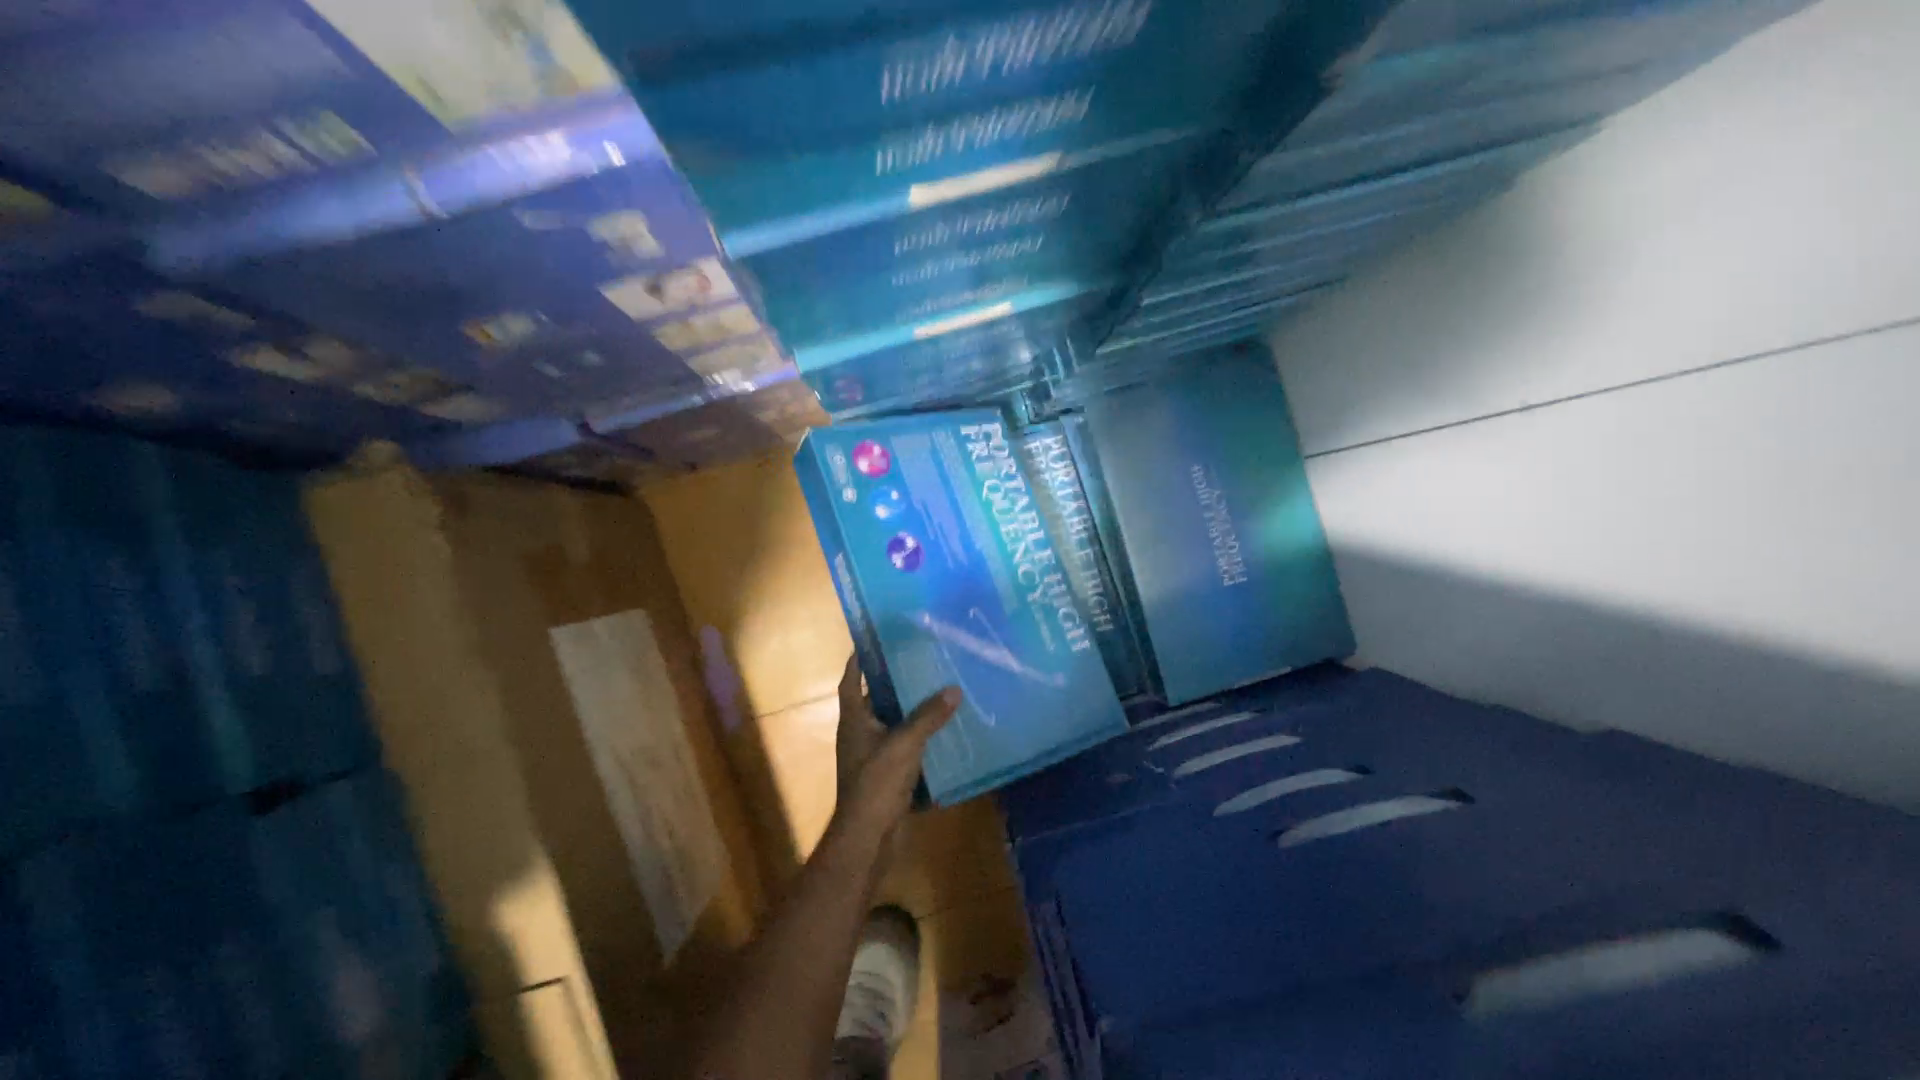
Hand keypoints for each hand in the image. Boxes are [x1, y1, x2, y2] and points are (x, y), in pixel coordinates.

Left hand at [835, 654, 960, 828]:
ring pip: (892, 724)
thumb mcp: (904, 744)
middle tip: (922, 661)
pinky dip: (918, 738)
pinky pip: (903, 747)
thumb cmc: (876, 782)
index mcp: (853, 720)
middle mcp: (858, 733)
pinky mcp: (885, 774)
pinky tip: (942, 731)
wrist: (867, 836)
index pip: (850, 680)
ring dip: (910, 710)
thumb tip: (953, 689)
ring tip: (938, 690)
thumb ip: (928, 716)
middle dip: (895, 682)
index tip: (874, 640)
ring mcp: (871, 755)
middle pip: (874, 700)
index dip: (858, 659)